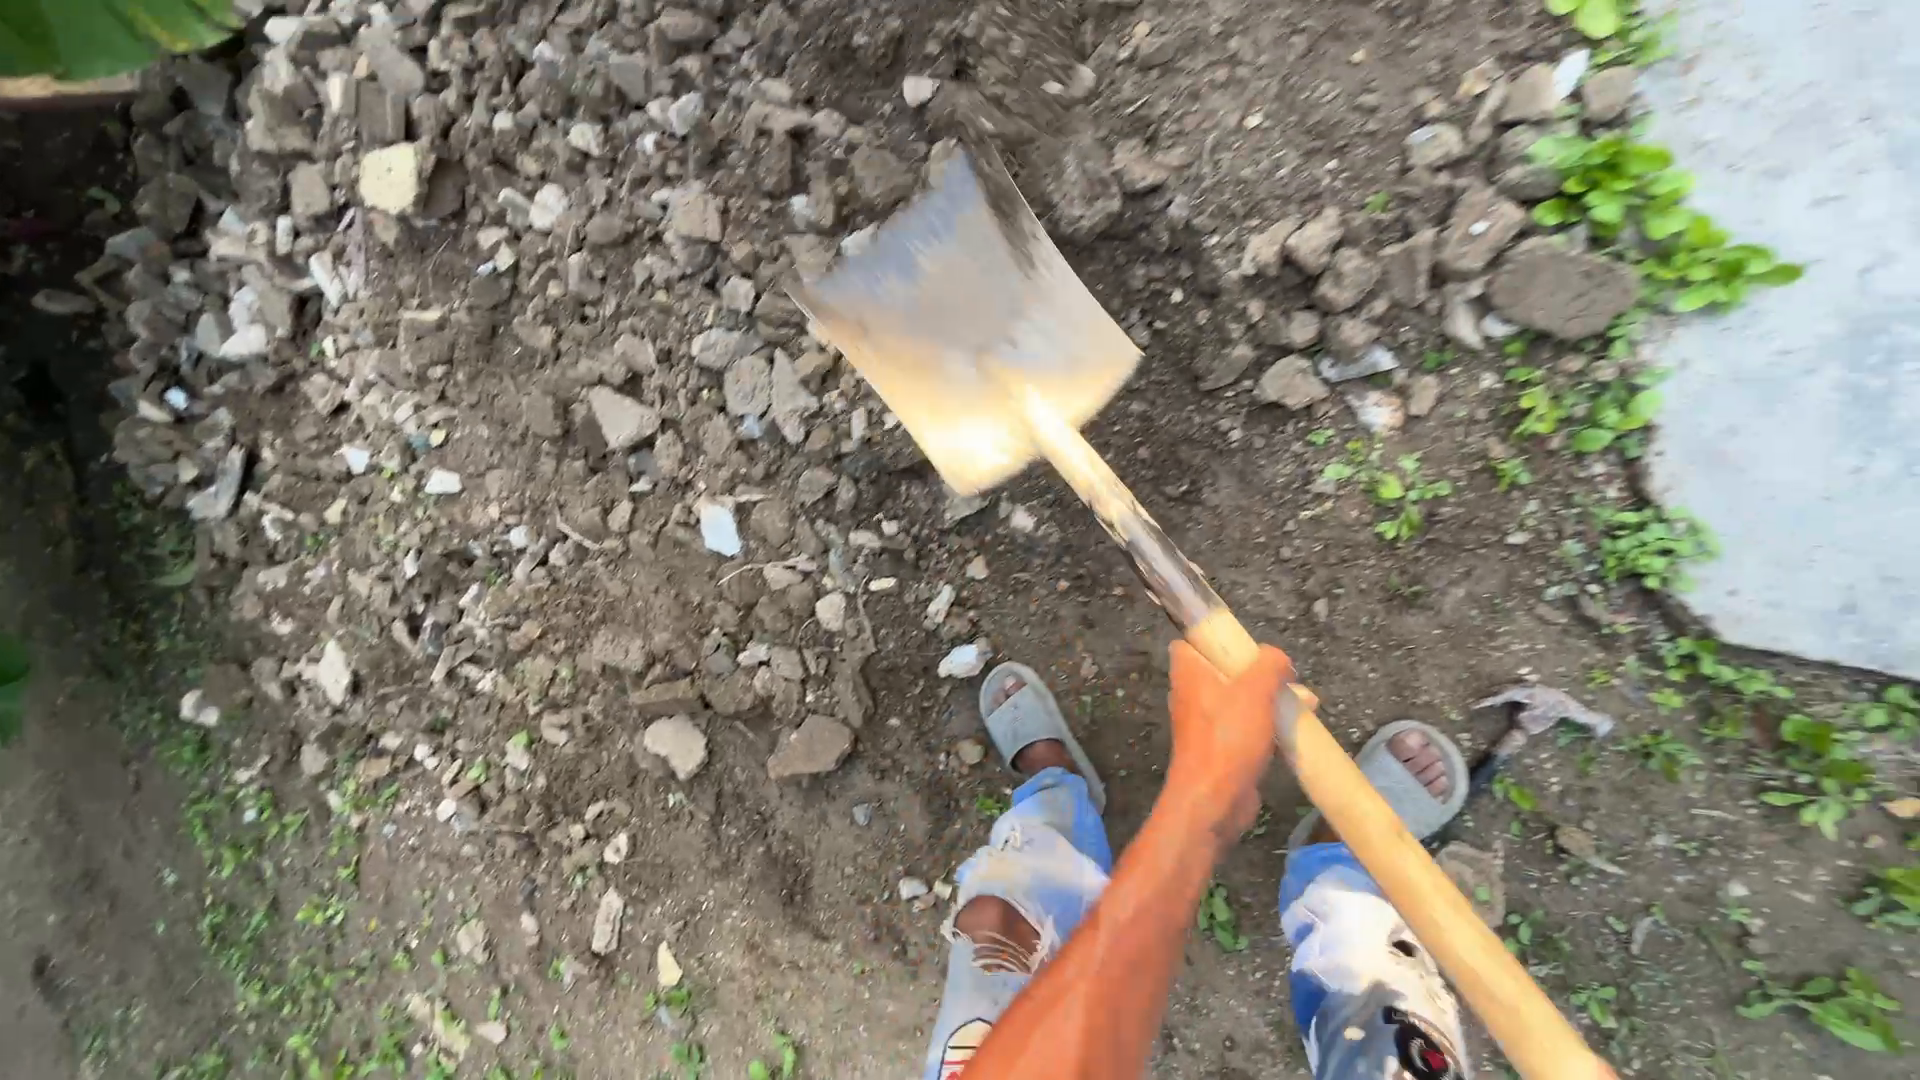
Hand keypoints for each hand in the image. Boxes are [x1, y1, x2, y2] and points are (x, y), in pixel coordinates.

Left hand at [1164, 642, 1293, 836]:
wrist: (1214, 798)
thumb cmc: (1228, 737)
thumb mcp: (1254, 690)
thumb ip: (1269, 665)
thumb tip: (1277, 658)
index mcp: (1188, 673)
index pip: (1188, 644)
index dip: (1212, 639)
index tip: (1243, 645)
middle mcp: (1191, 695)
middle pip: (1221, 672)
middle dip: (1254, 672)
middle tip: (1284, 677)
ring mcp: (1204, 723)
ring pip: (1237, 701)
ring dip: (1266, 700)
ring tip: (1301, 701)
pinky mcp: (1219, 748)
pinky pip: (1243, 728)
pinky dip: (1266, 727)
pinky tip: (1294, 730)